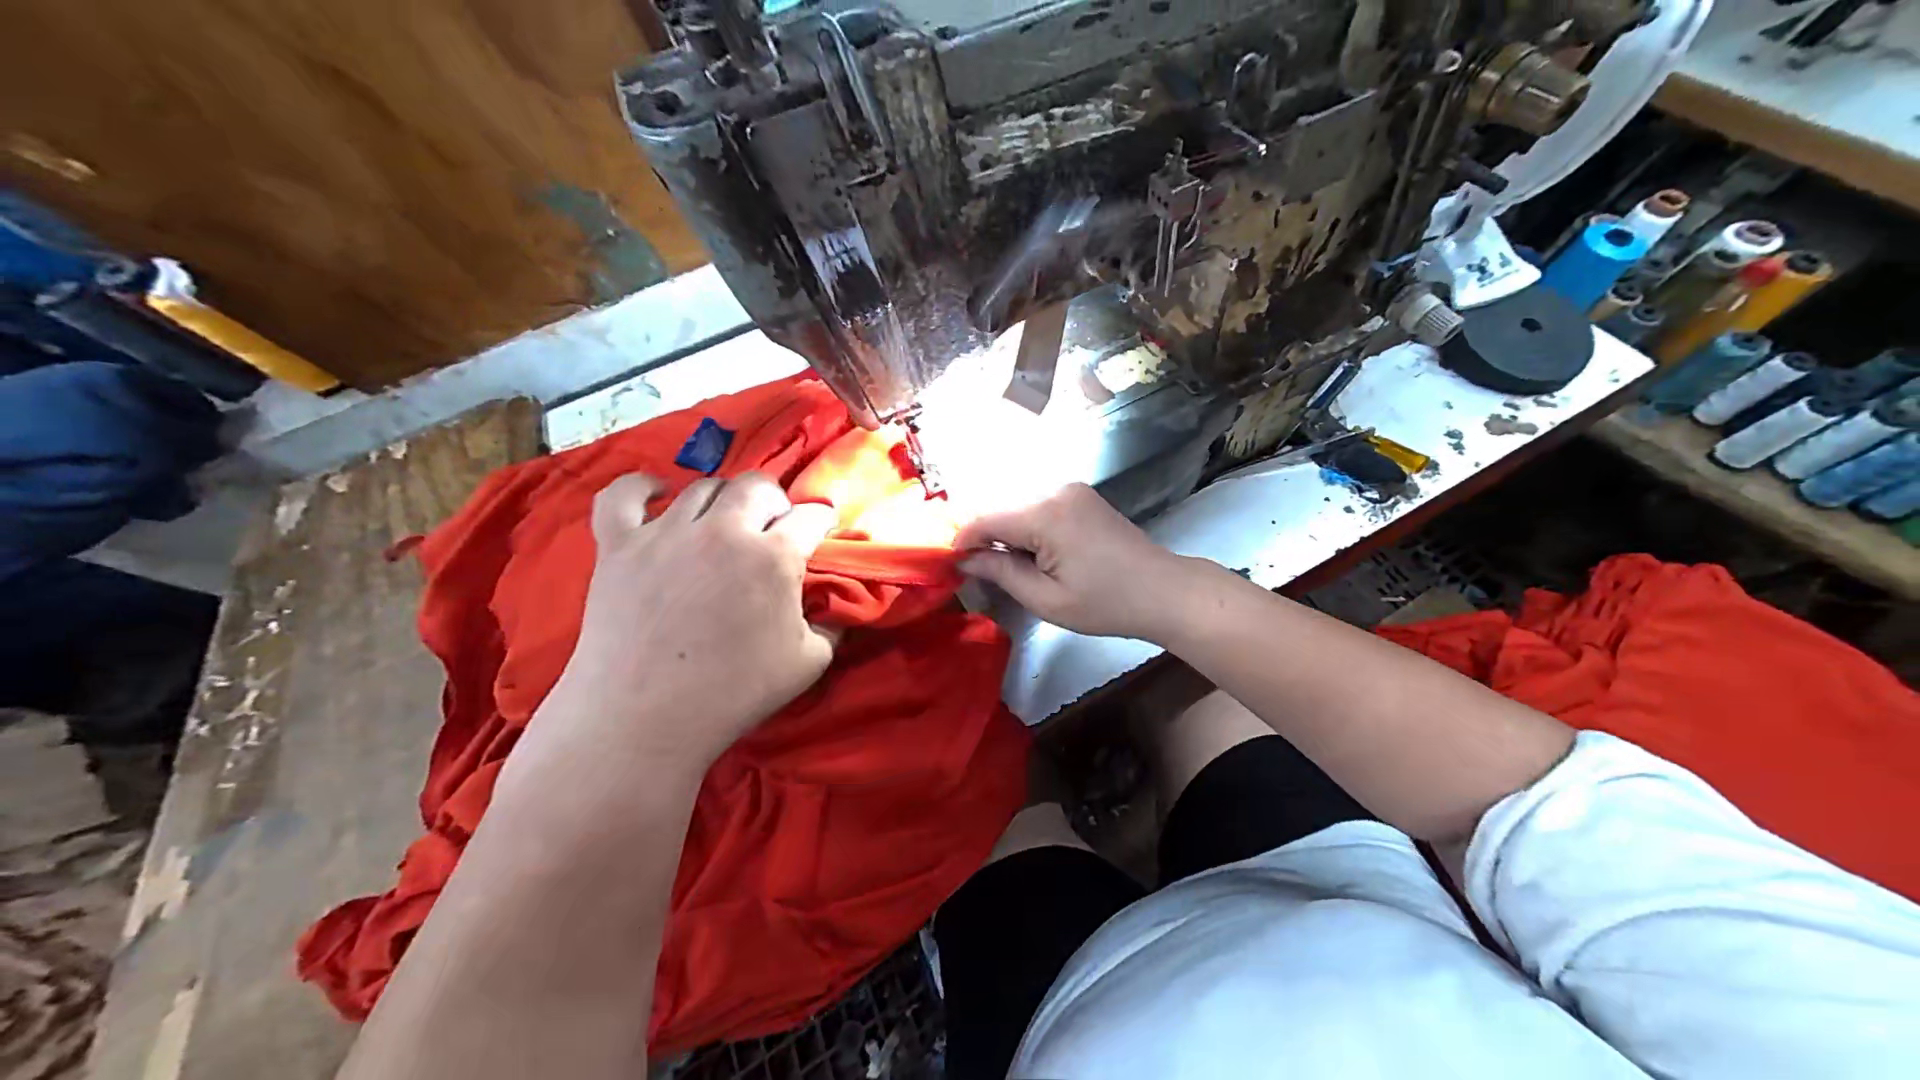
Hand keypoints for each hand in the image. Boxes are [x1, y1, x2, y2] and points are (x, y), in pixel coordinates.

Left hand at [551, 471, 838, 767]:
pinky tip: (658, 495)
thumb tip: (837, 603)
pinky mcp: (619, 546)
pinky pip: (622, 495)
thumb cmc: (734, 694)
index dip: (821, 522)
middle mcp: (722, 531)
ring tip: (725, 524)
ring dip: (724, 500)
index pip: (810, 516)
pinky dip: (640, 487)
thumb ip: (832, 624)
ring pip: (702, 487)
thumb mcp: (809, 663)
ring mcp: (665, 533)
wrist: (644, 719)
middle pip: (758, 486)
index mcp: (772, 556)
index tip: (820, 533)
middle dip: (775, 501)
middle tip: (774, 528)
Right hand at [956, 483, 1196, 640]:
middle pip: (1001, 509)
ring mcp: (1071, 490)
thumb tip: (966, 559)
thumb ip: (1001, 572)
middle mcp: (1055, 491)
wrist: (1163, 590)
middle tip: (971, 568)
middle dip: (982, 536)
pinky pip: (1038, 506)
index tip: (947, 561)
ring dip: (1004, 532)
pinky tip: (1027, 552)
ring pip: (1018, 507)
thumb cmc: (1106, 603)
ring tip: (999, 564)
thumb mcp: (1046, 598)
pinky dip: (1024, 526)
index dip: (962, 540)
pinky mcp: (1080, 496)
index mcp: (1046, 515)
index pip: (986, 519)